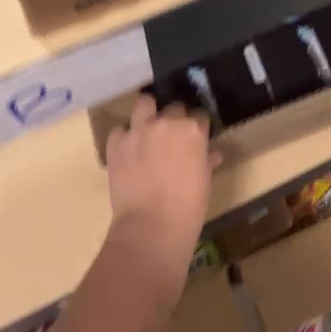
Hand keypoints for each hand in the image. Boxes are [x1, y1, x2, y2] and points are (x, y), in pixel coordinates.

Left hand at [106, 96, 218, 256]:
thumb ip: (207, 162)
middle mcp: (167, 122)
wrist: (151, 227)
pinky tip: (127, 152)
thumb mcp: (204, 182)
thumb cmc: (187, 208)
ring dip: (147, 114)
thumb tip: (213, 154)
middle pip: (174, 108)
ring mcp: (140, 130)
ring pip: (144, 104)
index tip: (196, 138)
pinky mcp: (117, 143)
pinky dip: (123, 138)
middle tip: (172, 138)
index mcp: (194, 130)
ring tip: (147, 129)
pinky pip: (119, 130)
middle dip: (175, 119)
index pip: (199, 116)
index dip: (197, 127)